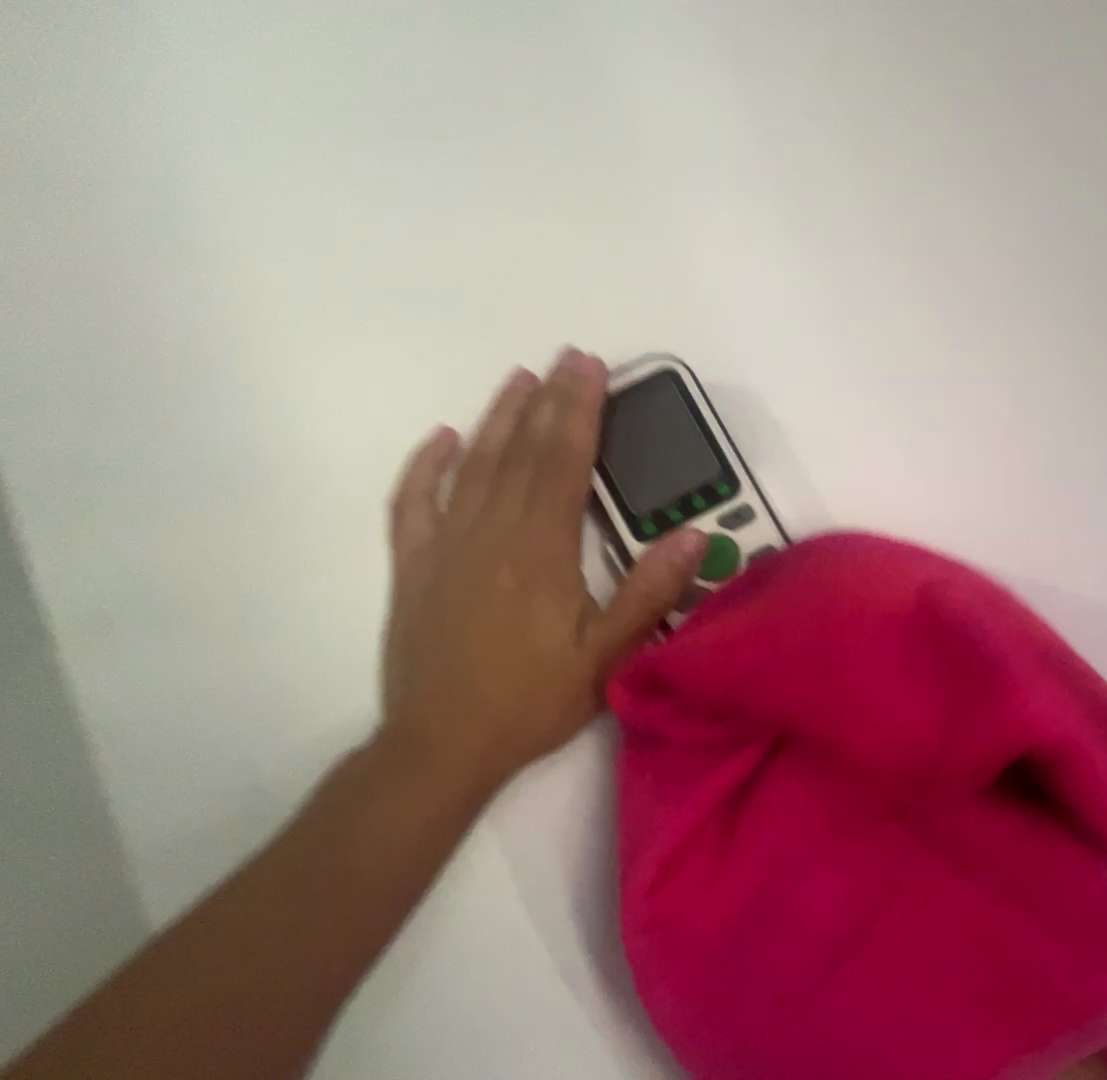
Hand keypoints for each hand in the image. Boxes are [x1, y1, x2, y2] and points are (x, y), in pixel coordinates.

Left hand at [376, 348, 708, 791]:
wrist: (440, 747)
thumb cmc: (533, 701)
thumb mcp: (609, 657)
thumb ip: (650, 593)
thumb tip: (693, 535)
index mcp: (541, 554)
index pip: (563, 465)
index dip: (580, 413)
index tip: (591, 370)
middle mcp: (490, 536)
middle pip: (522, 454)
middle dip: (549, 401)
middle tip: (568, 358)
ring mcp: (444, 549)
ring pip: (473, 468)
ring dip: (498, 419)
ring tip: (519, 378)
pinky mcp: (412, 568)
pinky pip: (413, 504)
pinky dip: (426, 466)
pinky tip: (443, 437)